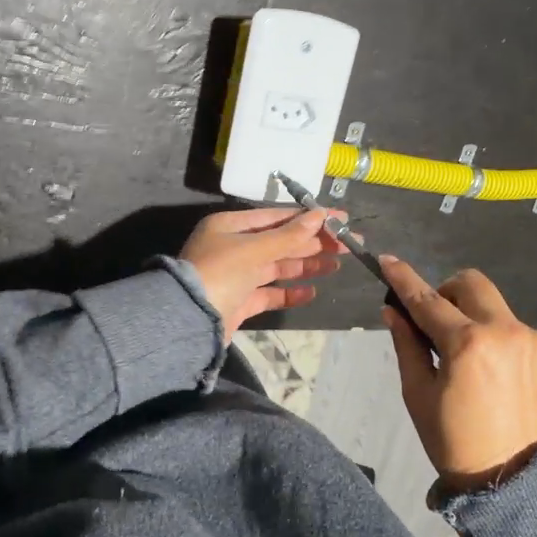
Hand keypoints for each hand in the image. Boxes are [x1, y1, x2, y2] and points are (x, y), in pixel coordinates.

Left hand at [180, 208, 344, 340]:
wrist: (188, 321)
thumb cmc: (219, 274)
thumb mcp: (254, 250)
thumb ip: (289, 235)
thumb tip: (319, 216)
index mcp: (230, 226)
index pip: (277, 217)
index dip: (310, 218)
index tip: (340, 220)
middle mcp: (232, 248)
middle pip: (280, 242)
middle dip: (313, 243)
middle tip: (349, 245)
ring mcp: (236, 276)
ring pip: (277, 267)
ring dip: (306, 265)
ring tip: (335, 266)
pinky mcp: (239, 302)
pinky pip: (269, 293)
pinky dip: (289, 291)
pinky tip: (311, 292)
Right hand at [379, 257, 536, 493]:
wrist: (514, 481)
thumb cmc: (454, 442)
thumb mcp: (418, 395)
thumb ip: (407, 346)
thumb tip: (393, 311)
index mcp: (468, 343)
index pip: (428, 299)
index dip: (404, 279)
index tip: (388, 261)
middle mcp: (507, 331)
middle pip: (472, 284)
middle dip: (447, 293)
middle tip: (435, 322)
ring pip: (497, 310)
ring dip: (476, 321)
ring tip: (470, 363)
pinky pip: (520, 335)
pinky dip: (500, 344)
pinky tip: (497, 379)